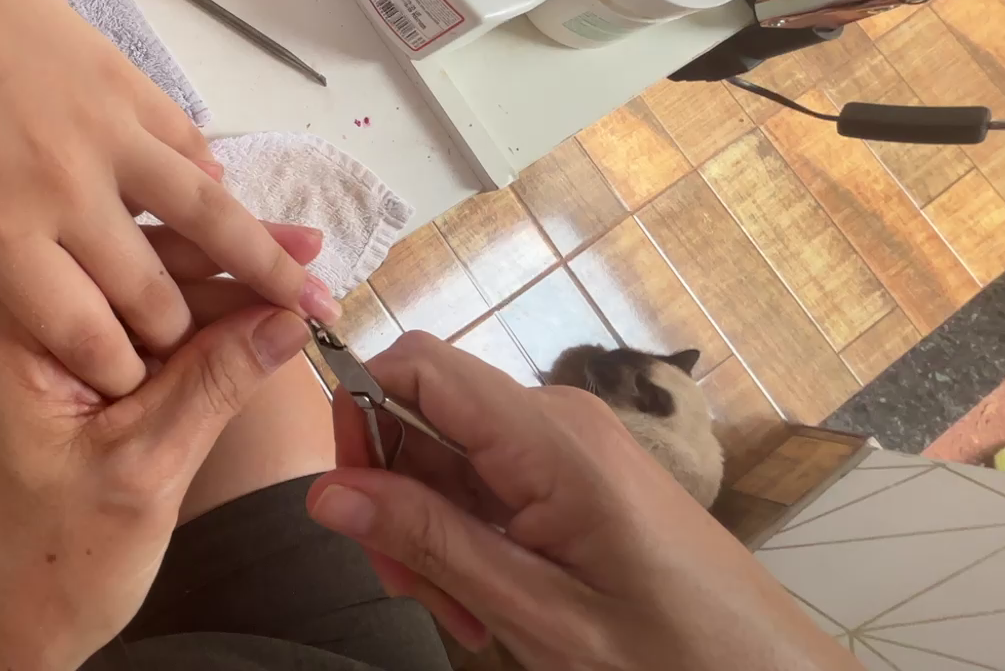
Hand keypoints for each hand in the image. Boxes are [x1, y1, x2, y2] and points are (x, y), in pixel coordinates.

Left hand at [0, 0, 338, 400]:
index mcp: (2, 233)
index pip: (87, 335)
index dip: (117, 371)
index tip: (129, 382)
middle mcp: (70, 192)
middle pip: (151, 293)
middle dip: (175, 335)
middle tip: (190, 345)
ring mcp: (111, 133)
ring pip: (206, 214)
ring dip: (262, 261)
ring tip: (314, 292)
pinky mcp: (133, 85)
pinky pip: (191, 146)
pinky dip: (214, 180)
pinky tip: (230, 202)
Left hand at [0, 225, 321, 669]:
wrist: (12, 623)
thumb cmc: (57, 559)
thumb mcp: (145, 467)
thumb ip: (214, 384)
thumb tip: (289, 316)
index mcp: (22, 324)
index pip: (130, 260)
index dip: (223, 250)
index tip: (301, 252)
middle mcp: (33, 315)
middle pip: (145, 268)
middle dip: (233, 266)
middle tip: (314, 259)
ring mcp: (57, 341)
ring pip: (154, 297)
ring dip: (228, 296)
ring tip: (302, 288)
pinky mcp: (81, 369)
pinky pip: (149, 332)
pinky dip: (205, 330)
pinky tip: (254, 318)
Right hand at [303, 333, 859, 670]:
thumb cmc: (683, 666)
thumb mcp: (541, 615)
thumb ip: (427, 542)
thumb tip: (321, 492)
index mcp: (550, 435)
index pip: (416, 364)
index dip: (360, 406)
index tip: (349, 494)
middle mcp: (553, 415)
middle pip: (422, 411)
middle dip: (393, 489)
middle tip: (404, 584)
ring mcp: (565, 440)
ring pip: (446, 449)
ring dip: (428, 521)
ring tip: (457, 611)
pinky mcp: (573, 468)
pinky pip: (484, 474)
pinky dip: (465, 528)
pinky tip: (486, 597)